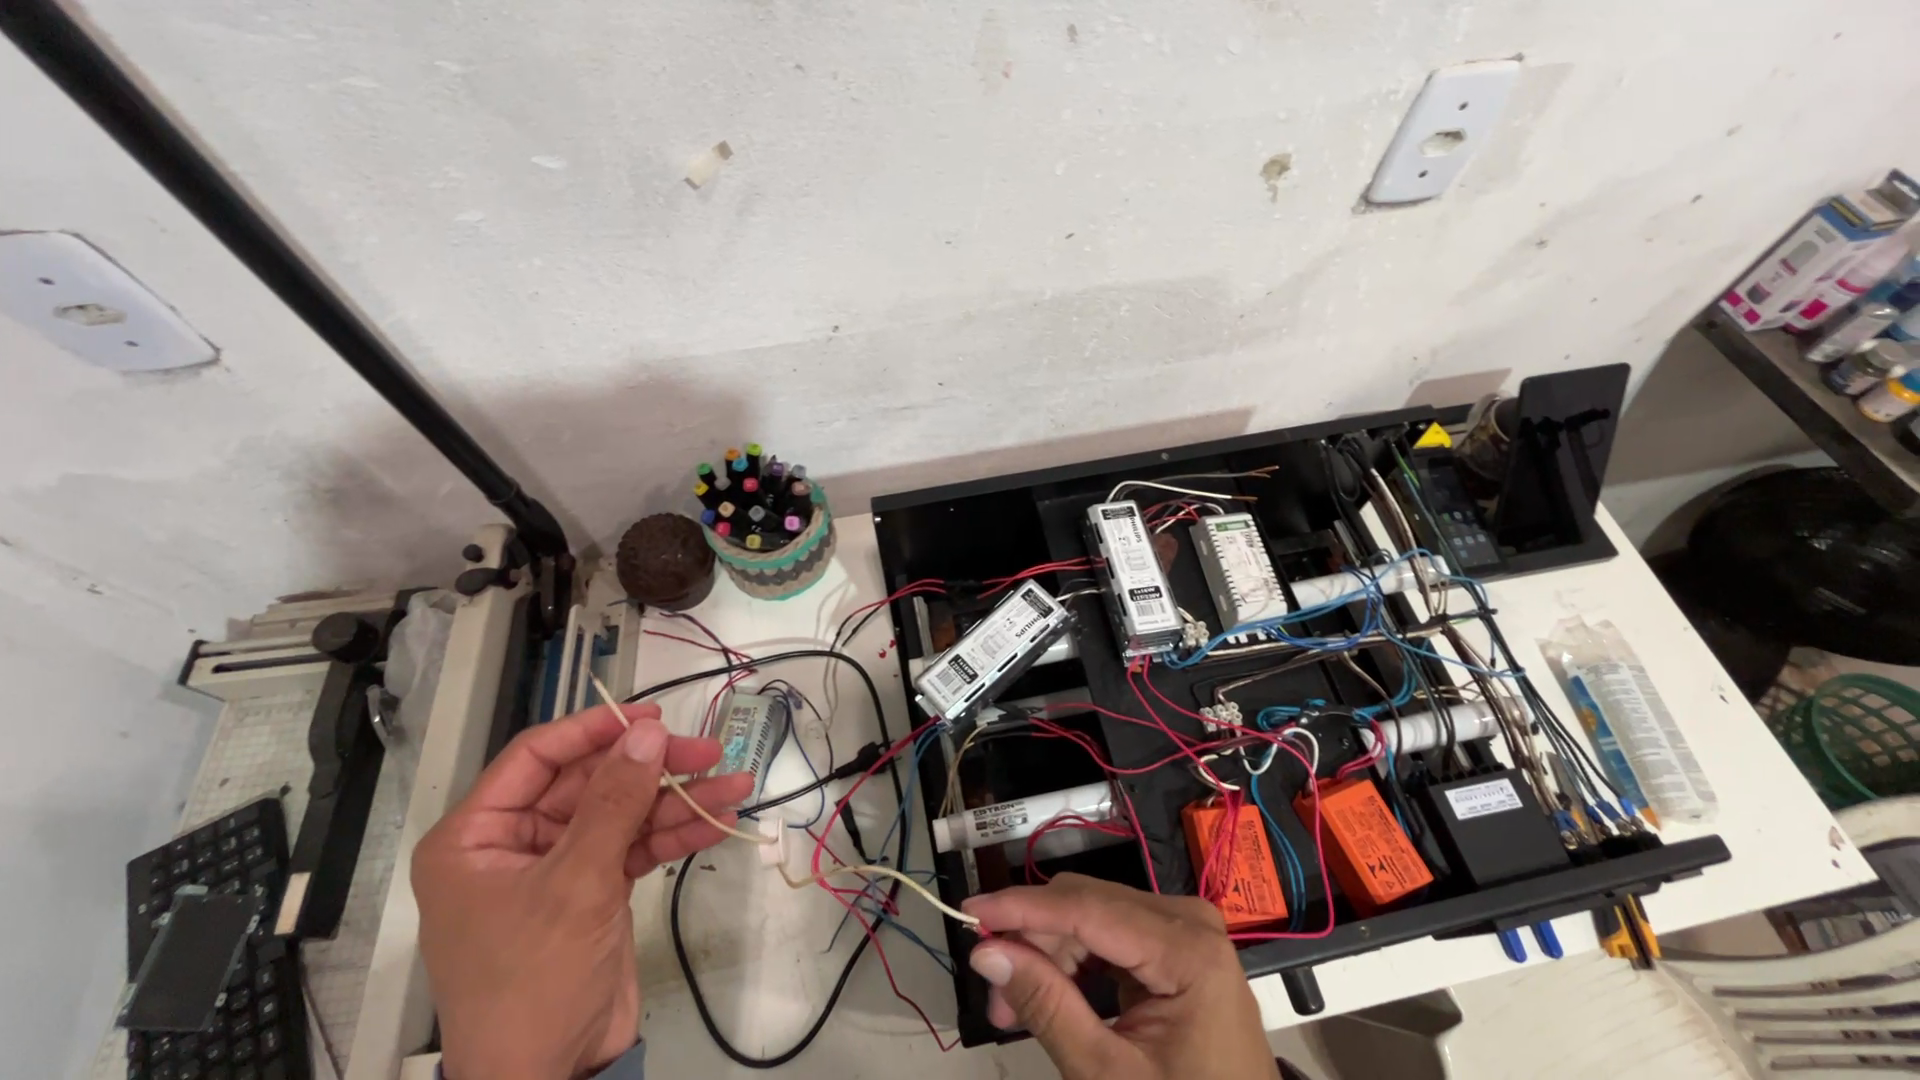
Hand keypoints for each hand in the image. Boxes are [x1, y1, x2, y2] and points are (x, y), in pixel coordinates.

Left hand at [413, 703, 753, 1079]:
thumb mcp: (574, 885)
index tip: (651, 715)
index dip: (594, 730)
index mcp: (476, 836)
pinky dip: (676, 834)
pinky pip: (637, 846)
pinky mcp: (596, 891)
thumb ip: (613, 803)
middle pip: (591, 782)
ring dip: (678, 801)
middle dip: (652, 769)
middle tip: (709, 752)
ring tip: (735, 785)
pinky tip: (719, 821)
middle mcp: (514, 843)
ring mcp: (559, 867)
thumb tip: (647, 732)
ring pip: (623, 812)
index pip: (536, 758)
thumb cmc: (534, 980)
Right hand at [962, 873, 1278, 1079]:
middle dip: (1032, 941)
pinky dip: (1073, 961)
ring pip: (1090, 915)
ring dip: (1047, 953)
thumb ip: (1047, 1007)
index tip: (968, 911)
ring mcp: (1184, 927)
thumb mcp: (1108, 1075)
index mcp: (1187, 949)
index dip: (1022, 907)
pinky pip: (1108, 933)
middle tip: (993, 997)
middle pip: (1086, 905)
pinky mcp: (1175, 942)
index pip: (1086, 908)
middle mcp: (1187, 919)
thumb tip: (985, 951)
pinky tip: (1047, 994)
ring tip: (1011, 1008)